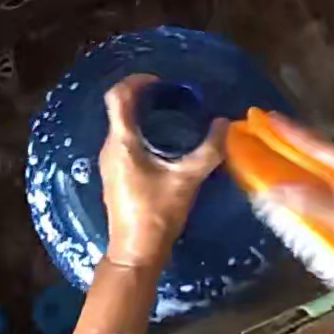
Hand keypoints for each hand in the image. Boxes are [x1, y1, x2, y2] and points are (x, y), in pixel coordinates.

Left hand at [99, 75, 224, 269]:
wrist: (135, 252)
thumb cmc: (157, 213)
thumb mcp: (188, 179)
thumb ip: (209, 150)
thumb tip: (223, 123)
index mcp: (122, 141)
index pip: (117, 96)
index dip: (135, 81)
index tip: (160, 81)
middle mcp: (111, 146)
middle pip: (119, 107)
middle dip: (143, 95)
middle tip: (172, 94)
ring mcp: (110, 160)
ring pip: (121, 123)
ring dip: (142, 112)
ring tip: (171, 113)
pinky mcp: (115, 172)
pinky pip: (124, 138)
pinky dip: (140, 129)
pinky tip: (163, 140)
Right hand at [260, 113, 333, 278]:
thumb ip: (309, 203)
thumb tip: (273, 190)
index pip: (316, 144)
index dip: (290, 131)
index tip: (269, 116)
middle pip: (329, 151)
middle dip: (302, 146)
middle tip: (277, 139)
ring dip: (319, 164)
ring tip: (296, 164)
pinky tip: (327, 188)